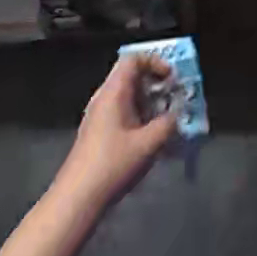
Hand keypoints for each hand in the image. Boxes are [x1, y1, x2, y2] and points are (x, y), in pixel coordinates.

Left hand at [54, 53, 178, 211]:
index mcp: (114, 92)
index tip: (172, 78)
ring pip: (128, 96)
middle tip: (175, 98)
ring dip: (150, 102)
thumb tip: (177, 112)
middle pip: (131, 76)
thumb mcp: (149, 144)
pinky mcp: (99, 131)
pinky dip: (140, 115)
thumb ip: (168, 123)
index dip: (155, 62)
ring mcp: (99, 115)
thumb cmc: (113, 164)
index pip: (133, 60)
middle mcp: (104, 97)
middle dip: (156, 84)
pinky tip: (152, 136)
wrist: (79, 196)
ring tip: (169, 119)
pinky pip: (123, 112)